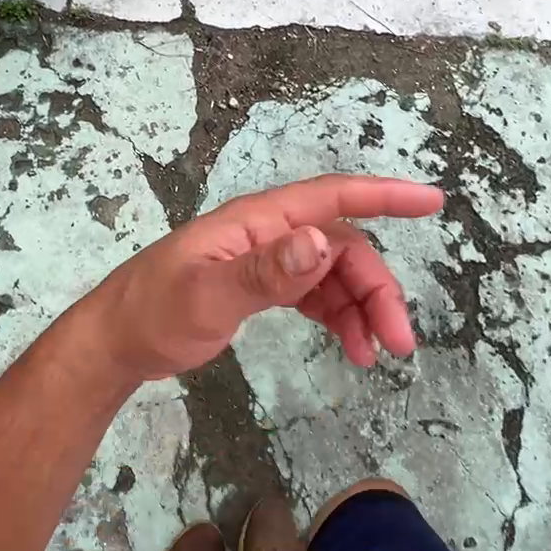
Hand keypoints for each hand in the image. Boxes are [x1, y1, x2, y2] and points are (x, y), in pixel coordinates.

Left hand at [81, 175, 445, 381]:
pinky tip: (351, 348)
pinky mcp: (259, 286)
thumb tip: (322, 242)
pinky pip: (313, 293)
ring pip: (332, 271)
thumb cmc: (155, 313)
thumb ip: (264, 273)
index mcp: (256, 221)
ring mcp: (263, 259)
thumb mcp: (207, 296)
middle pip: (341, 245)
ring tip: (375, 355)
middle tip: (399, 342)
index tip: (433, 201)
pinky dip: (337, 315)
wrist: (117, 341)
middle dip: (376, 287)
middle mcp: (266, 233)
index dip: (384, 196)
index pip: (330, 197)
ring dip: (360, 307)